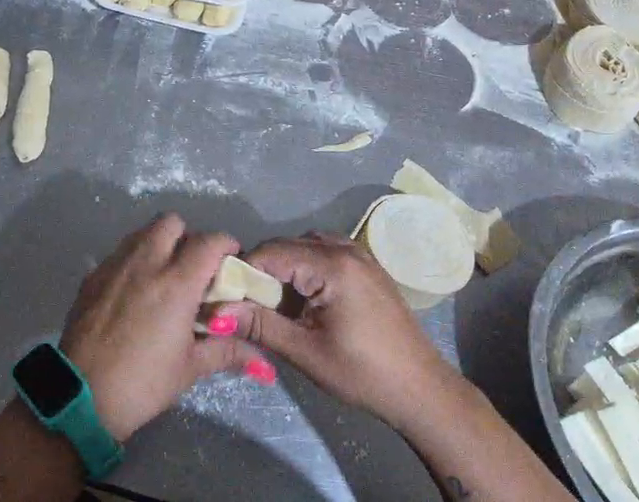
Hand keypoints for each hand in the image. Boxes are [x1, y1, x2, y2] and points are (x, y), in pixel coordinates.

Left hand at [59, 214, 269, 441]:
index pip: (208, 241)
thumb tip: (264, 363)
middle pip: (170, 222)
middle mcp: (145, 262)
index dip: (225, 243)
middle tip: (193, 266)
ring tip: (164, 275)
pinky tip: (135, 291)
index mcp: (176, 282)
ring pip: (141, 232)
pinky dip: (133, 261)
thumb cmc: (144, 382)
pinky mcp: (92, 275)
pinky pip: (119, 253)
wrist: (83, 394)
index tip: (230, 259)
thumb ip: (227, 352)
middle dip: (187, 236)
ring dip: (158, 243)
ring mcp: (114, 265)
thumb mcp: (190, 368)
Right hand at [219, 232, 454, 430]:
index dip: (243, 272)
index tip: (227, 298)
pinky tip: (305, 300)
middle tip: (249, 305)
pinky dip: (307, 268)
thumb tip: (216, 312)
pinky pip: (325, 253)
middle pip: (287, 246)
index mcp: (331, 265)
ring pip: (305, 247)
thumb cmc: (363, 373)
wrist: (423, 391)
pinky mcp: (368, 268)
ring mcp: (360, 256)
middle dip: (263, 271)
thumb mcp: (305, 351)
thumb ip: (259, 325)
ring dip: (285, 269)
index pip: (270, 252)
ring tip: (277, 305)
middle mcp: (345, 249)